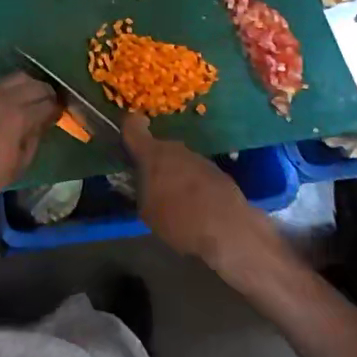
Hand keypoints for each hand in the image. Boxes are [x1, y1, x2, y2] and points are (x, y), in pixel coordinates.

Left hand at [0, 73, 57, 217]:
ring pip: (17, 78)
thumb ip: (36, 133)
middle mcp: (4, 97)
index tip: (61, 114)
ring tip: (33, 100)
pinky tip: (13, 103)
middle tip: (51, 105)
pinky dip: (11, 89)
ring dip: (29, 86)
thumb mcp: (22, 159)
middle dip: (46, 93)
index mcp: (19, 116)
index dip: (58, 108)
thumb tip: (46, 119)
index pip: (48, 103)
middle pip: (35, 84)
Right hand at [122, 114, 267, 261]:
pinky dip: (193, 185)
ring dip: (175, 174)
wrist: (228, 230)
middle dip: (154, 162)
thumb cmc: (178, 220)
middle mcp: (176, 149)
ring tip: (174, 199)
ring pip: (180, 160)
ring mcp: (200, 159)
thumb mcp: (146, 211)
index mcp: (152, 154)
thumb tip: (143, 183)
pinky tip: (196, 207)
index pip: (133, 127)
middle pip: (159, 148)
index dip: (129, 126)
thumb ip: (141, 190)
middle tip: (150, 183)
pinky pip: (197, 173)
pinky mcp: (219, 173)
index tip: (127, 133)